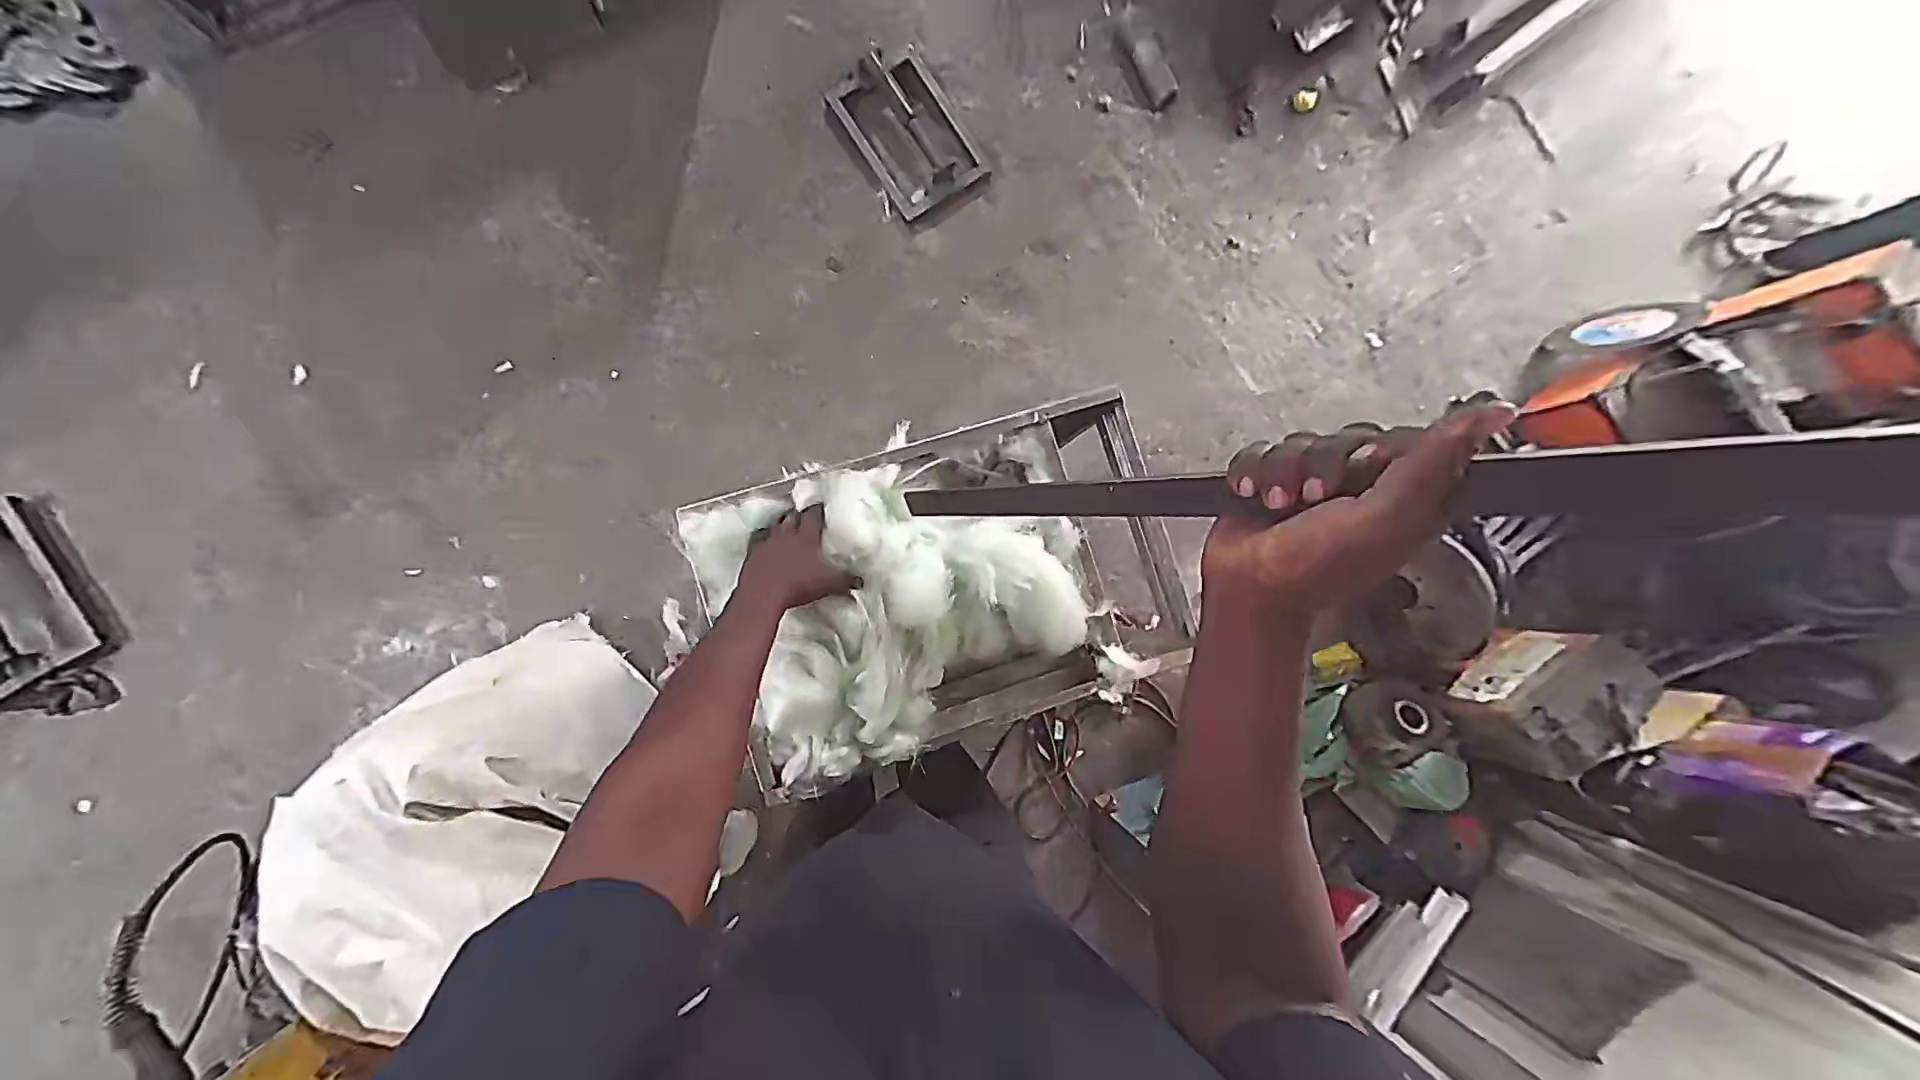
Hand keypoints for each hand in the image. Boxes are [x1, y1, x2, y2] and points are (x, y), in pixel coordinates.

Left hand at [734, 504, 858, 613]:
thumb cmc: (798, 585)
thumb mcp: (828, 584)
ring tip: (788, 527)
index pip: (813, 515)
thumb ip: (846, 581)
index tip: (823, 508)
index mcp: (806, 537)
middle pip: (793, 516)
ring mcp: (767, 542)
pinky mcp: (753, 552)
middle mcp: (786, 534)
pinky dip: (765, 539)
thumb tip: (862, 582)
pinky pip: (759, 539)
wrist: (762, 594)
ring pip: (776, 525)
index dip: (818, 510)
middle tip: (805, 517)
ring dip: (782, 524)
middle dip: (799, 515)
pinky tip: (767, 544)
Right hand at [1201, 403, 1514, 617]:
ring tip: (1276, 504)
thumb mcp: (1386, 519)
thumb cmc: (1313, 569)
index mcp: (1402, 501)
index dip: (1385, 446)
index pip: (1410, 441)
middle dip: (1323, 461)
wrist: (1247, 590)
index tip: (1366, 465)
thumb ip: (1433, 464)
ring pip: (1301, 442)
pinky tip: (1252, 494)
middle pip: (1349, 438)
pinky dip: (1252, 471)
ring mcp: (1310, 486)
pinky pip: (1262, 450)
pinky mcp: (1270, 483)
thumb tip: (1494, 414)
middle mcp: (1359, 491)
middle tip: (1314, 496)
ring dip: (1282, 471)